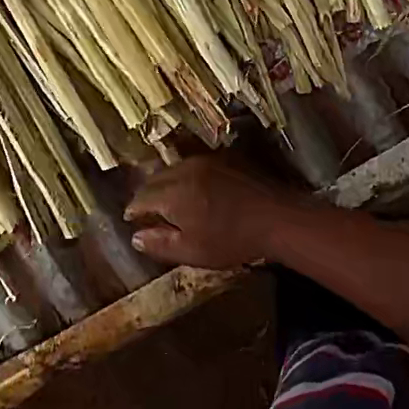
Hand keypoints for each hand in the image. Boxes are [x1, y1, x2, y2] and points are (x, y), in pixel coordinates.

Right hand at [124, 157, 297, 267]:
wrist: (277, 217)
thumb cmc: (232, 240)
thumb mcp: (192, 251)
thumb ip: (160, 243)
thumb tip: (135, 237)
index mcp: (174, 193)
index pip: (142, 197)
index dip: (134, 209)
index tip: (131, 218)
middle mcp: (187, 169)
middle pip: (157, 178)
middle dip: (148, 193)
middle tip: (146, 210)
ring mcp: (209, 160)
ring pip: (177, 168)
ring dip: (168, 182)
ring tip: (169, 199)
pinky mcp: (227, 157)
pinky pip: (197, 164)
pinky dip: (188, 175)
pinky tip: (196, 188)